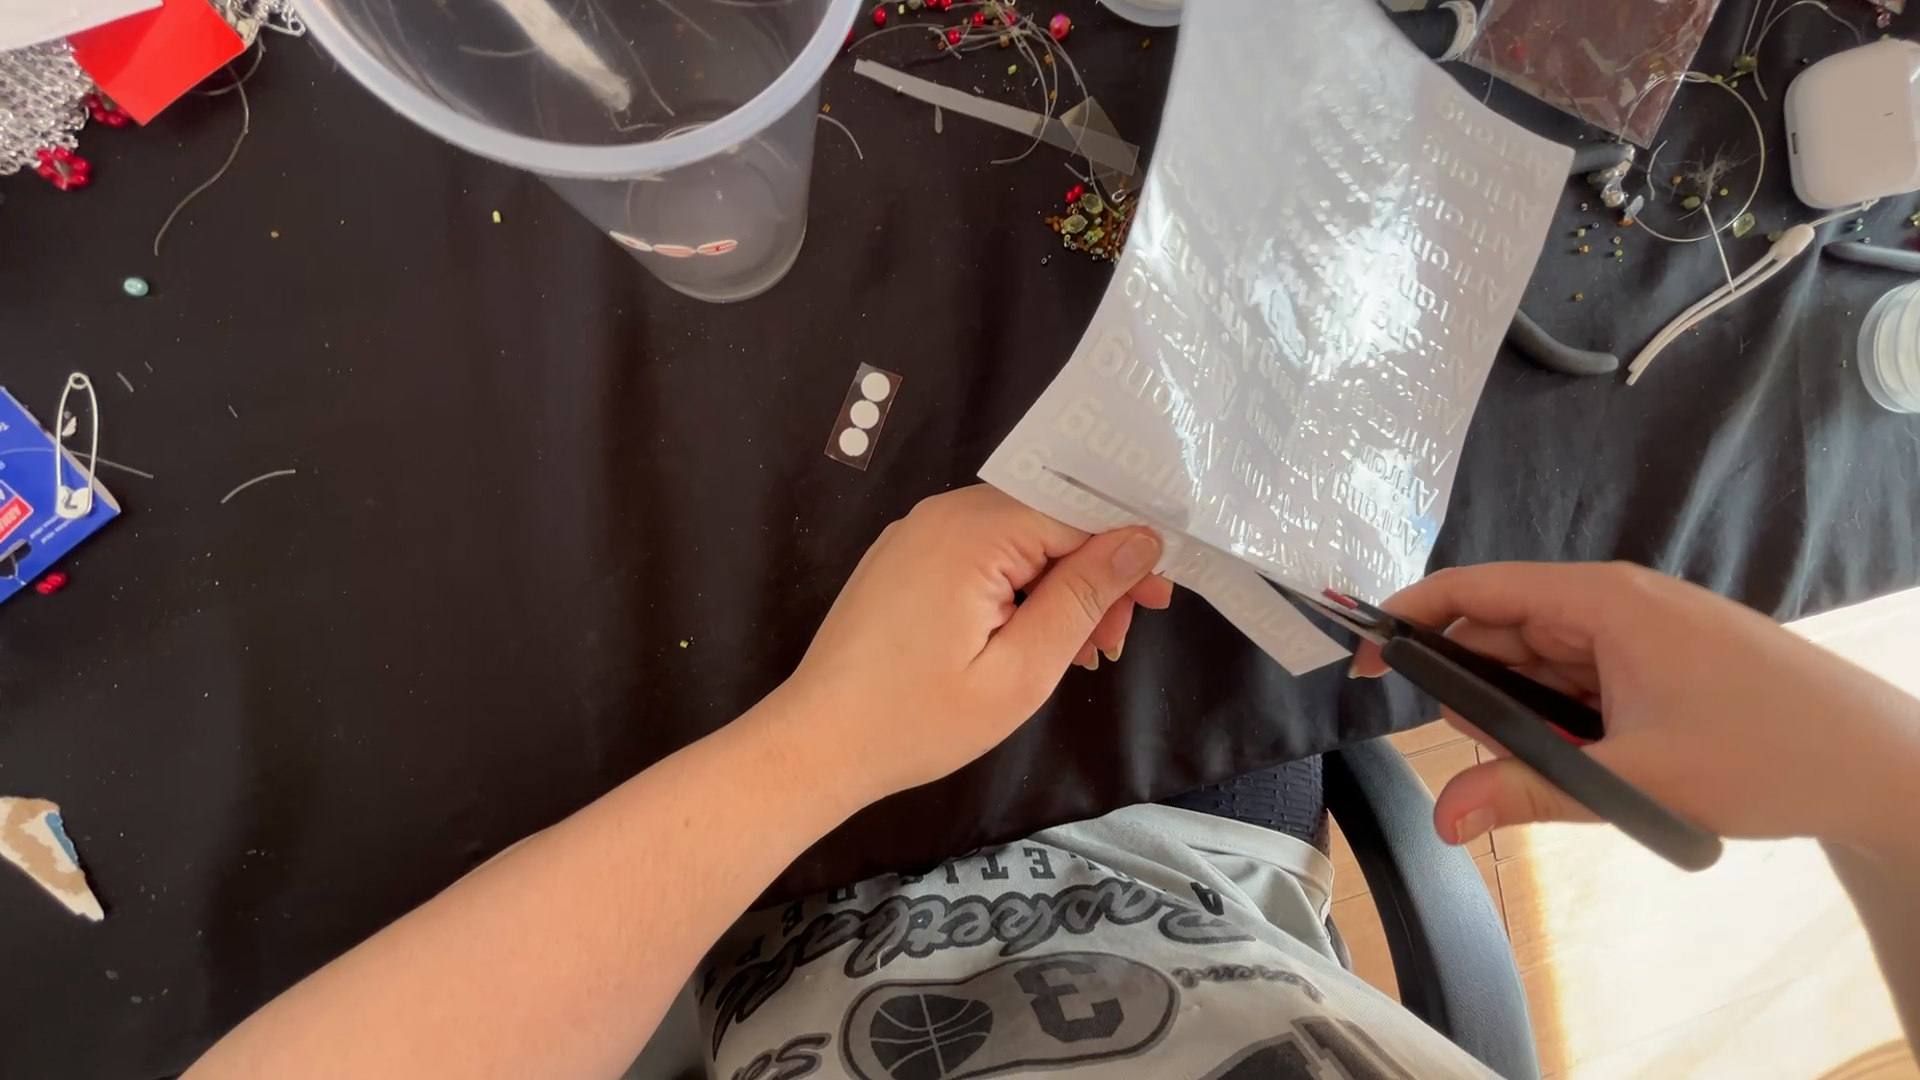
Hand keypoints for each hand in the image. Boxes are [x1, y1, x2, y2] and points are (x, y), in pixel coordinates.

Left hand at [770, 485, 1172, 803]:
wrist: (817, 743)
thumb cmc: (920, 719)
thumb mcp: (1021, 669)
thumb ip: (1082, 596)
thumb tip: (1140, 540)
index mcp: (971, 530)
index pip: (1074, 514)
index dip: (1123, 554)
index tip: (1155, 601)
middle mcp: (942, 513)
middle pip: (1045, 523)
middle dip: (1090, 576)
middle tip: (1112, 642)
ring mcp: (917, 533)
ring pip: (1015, 541)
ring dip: (1055, 587)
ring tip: (1079, 650)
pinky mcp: (904, 558)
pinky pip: (978, 555)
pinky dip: (1014, 589)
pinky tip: (1030, 635)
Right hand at [1352, 562, 1919, 856]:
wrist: (1905, 775)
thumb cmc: (1777, 758)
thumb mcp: (1638, 780)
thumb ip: (1526, 791)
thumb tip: (1442, 822)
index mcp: (1598, 601)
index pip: (1470, 589)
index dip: (1406, 616)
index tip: (1364, 657)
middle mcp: (1605, 603)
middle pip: (1493, 633)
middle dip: (1477, 692)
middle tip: (1499, 750)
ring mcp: (1627, 629)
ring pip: (1526, 661)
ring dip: (1520, 711)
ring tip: (1565, 760)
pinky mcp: (1644, 656)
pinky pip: (1564, 677)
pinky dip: (1554, 714)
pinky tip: (1587, 751)